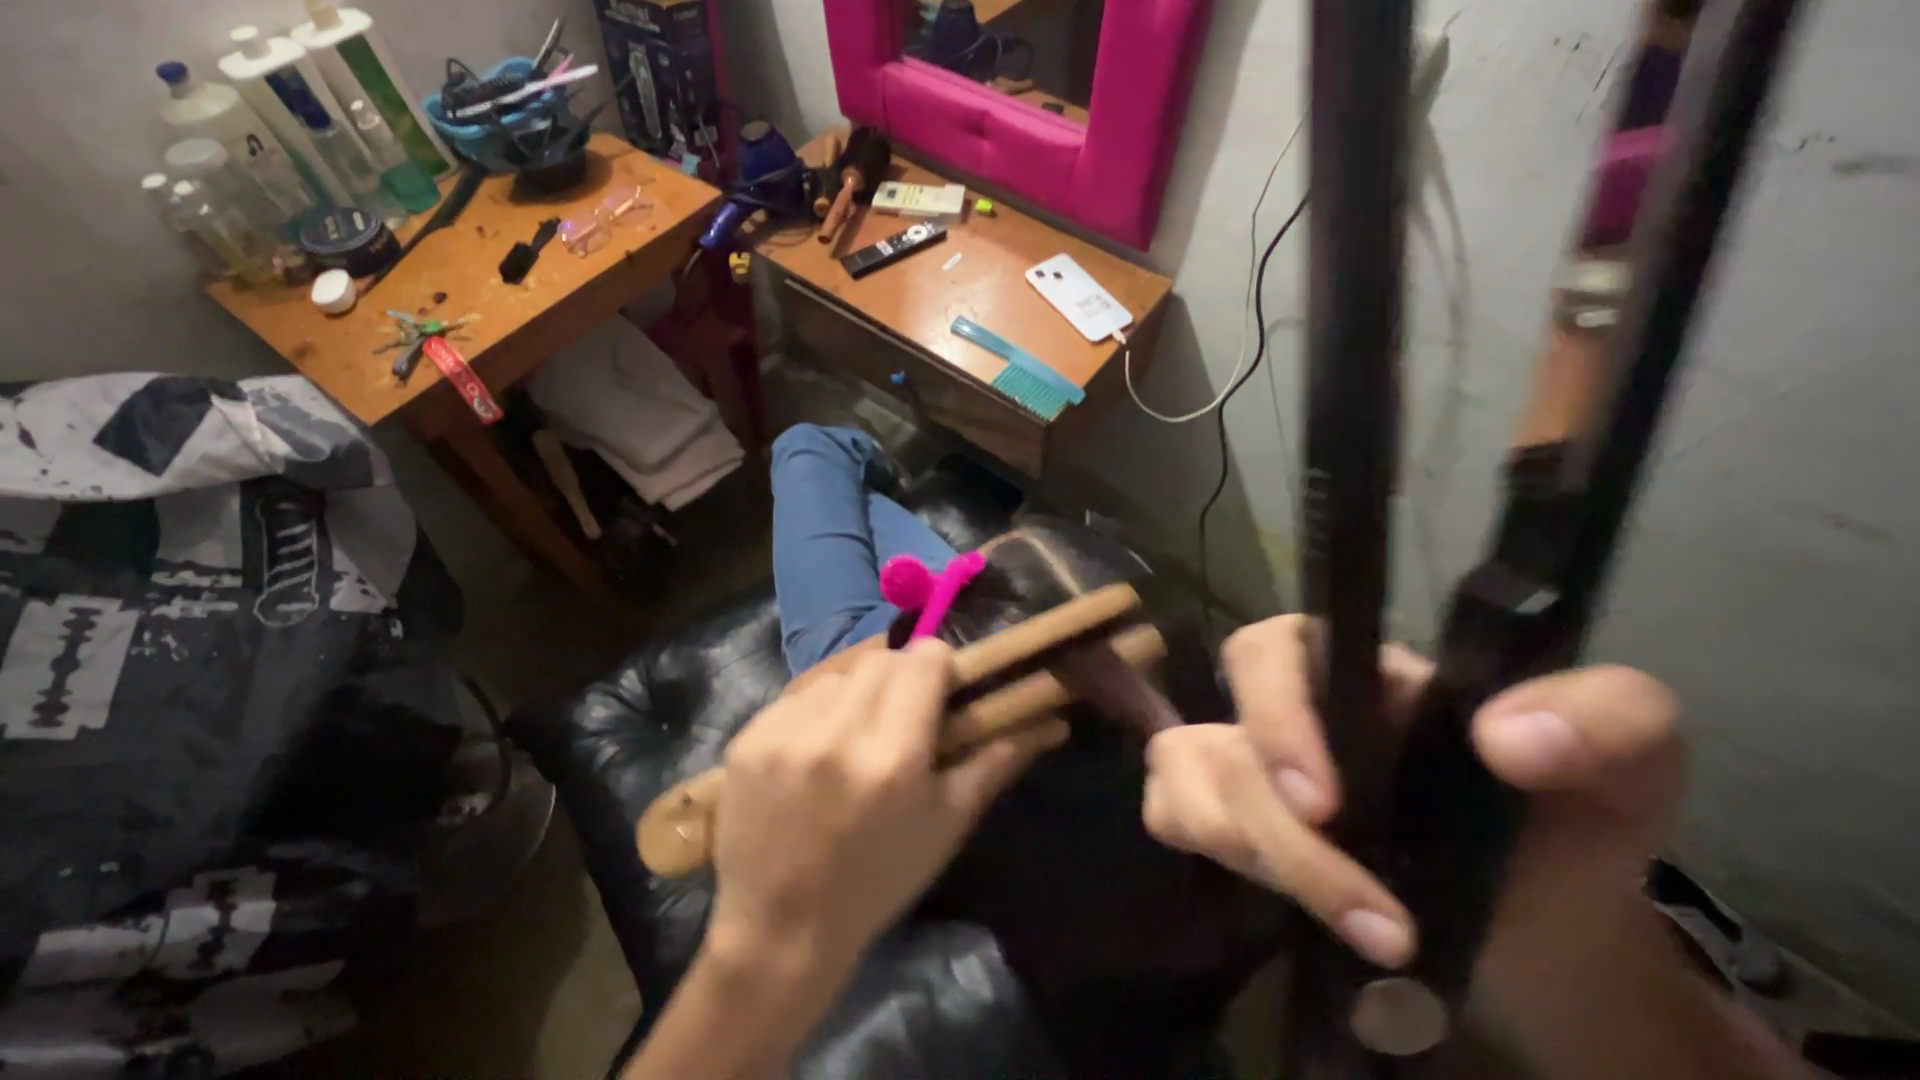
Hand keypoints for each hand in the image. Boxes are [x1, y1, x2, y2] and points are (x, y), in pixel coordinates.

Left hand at [709, 639, 1068, 965]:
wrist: (781, 928)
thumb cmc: (878, 881)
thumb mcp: (947, 825)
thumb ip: (995, 761)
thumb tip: (1050, 720)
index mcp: (893, 757)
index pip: (924, 658)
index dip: (940, 668)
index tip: (941, 694)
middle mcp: (836, 733)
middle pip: (882, 660)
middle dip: (900, 680)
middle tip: (901, 720)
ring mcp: (783, 733)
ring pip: (837, 674)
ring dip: (854, 695)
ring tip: (853, 739)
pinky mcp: (746, 738)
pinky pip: (794, 697)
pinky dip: (813, 712)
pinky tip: (813, 754)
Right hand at [1141, 614, 1683, 972]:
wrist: (1550, 926)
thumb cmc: (1571, 822)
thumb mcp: (1628, 759)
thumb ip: (1604, 717)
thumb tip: (1506, 739)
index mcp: (1362, 675)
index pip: (1272, 649)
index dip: (1272, 710)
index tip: (1323, 799)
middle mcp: (1292, 713)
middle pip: (1221, 739)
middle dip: (1280, 835)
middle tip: (1374, 915)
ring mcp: (1252, 769)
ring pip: (1184, 785)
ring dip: (1259, 863)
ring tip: (1368, 934)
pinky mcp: (1237, 830)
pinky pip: (1170, 816)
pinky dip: (1213, 857)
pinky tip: (1281, 905)